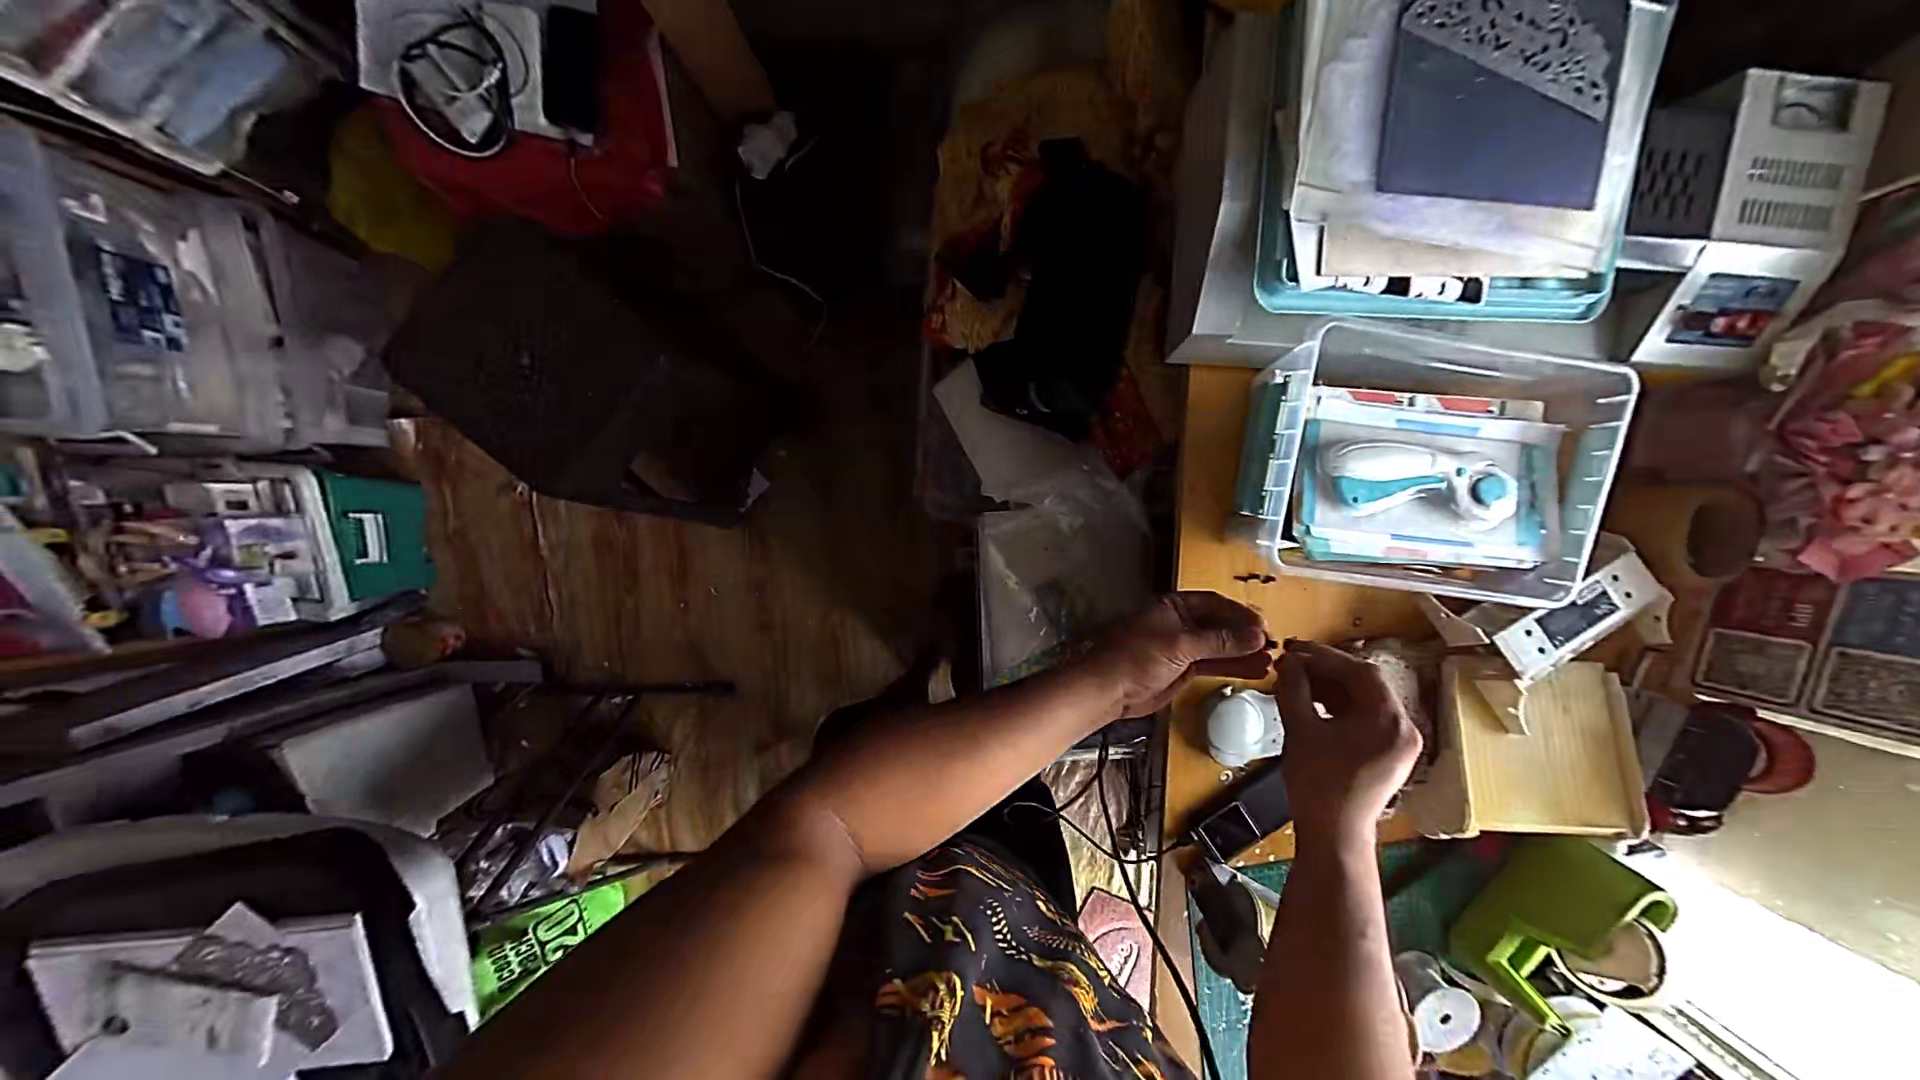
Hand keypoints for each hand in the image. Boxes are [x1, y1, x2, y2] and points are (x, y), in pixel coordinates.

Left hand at [1087, 592, 1272, 717]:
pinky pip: (1213, 663)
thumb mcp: (1180, 645)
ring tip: (1272, 660)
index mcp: (1173, 606)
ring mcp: (1182, 646)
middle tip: (1273, 644)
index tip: (1264, 625)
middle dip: (1245, 634)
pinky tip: (1255, 670)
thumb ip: (1219, 641)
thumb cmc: (1135, 657)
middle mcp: (1179, 622)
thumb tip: (1255, 636)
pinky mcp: (1183, 668)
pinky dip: (1233, 666)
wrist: (1108, 688)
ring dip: (1244, 653)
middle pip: (1220, 624)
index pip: (1214, 603)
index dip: (1240, 614)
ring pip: (1220, 646)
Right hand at [1274, 640, 1421, 844]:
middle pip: (1365, 683)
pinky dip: (1338, 704)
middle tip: (1292, 662)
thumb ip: (1294, 689)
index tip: (1294, 650)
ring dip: (1330, 686)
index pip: (1360, 671)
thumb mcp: (1301, 730)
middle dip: (1326, 670)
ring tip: (1296, 681)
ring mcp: (1399, 742)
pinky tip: (1310, 701)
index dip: (1324, 656)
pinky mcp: (1388, 752)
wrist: (1334, 834)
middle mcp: (1404, 728)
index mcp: (1389, 721)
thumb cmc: (1319, 785)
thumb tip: (1289, 662)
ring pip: (1364, 698)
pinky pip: (1365, 716)